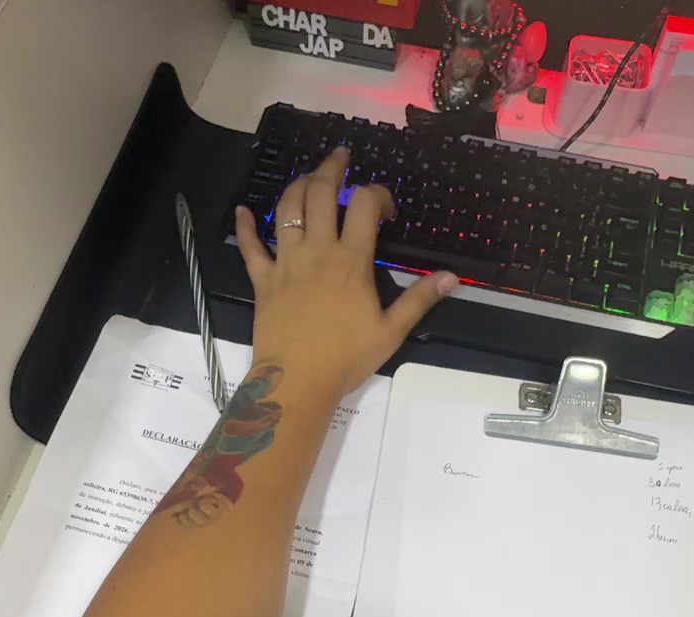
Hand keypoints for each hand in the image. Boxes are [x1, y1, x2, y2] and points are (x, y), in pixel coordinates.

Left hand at [235, 147, 455, 398]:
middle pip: (320, 193)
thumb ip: (419, 300)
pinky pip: (251, 247)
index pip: (364, 205)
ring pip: (287, 209)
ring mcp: (286, 262)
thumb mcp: (391, 331)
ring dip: (297, 185)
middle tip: (340, 157)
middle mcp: (317, 251)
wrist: (298, 381)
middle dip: (332, 169)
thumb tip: (450, 277)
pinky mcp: (263, 280)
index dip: (377, 194)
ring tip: (307, 177)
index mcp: (351, 261)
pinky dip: (246, 226)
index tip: (385, 207)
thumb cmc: (346, 358)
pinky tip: (243, 211)